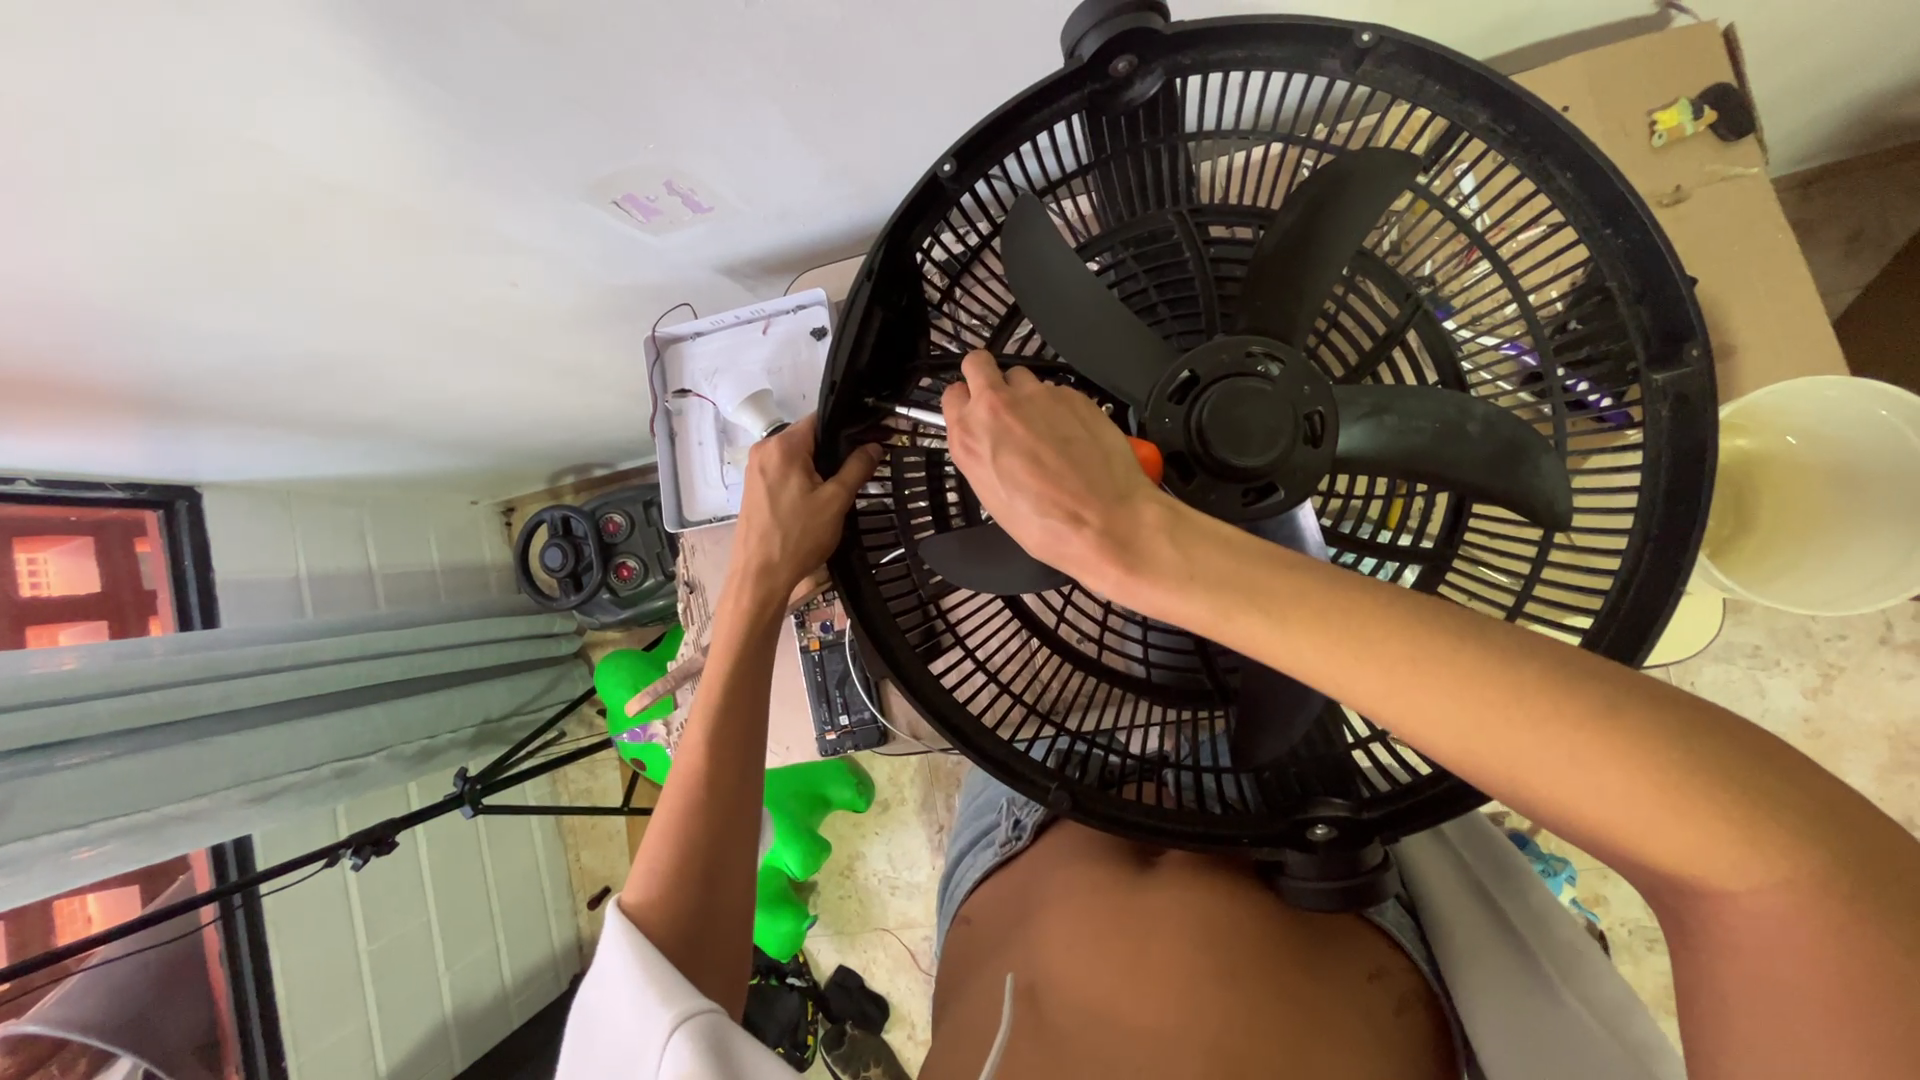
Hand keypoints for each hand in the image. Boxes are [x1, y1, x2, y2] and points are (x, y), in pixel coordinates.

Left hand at [729, 413, 880, 604]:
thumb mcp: (836, 501)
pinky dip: (804, 477)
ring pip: (797, 455)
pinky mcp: (755, 487)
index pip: (821, 419)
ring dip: (820, 465)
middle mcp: (764, 449)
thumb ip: (857, 468)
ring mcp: (756, 469)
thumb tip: (874, 446)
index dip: (848, 426)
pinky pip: (785, 470)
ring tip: (844, 483)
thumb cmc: (798, 537)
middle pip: (808, 436)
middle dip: (835, 449)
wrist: (760, 576)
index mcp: (783, 446)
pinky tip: (820, 496)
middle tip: (863, 465)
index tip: (871, 438)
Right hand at [941, 350, 1172, 591]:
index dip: (965, 401)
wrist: (1104, 520)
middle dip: (985, 375)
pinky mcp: (1072, 394)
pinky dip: (1060, 408)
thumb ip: (983, 456)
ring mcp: (1037, 395)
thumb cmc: (1046, 525)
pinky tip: (1074, 436)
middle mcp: (997, 407)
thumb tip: (992, 444)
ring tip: (1044, 427)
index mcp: (970, 436)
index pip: (953, 394)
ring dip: (1026, 394)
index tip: (975, 410)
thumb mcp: (993, 498)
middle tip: (1001, 399)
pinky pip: (1057, 391)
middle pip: (978, 363)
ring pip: (1021, 376)